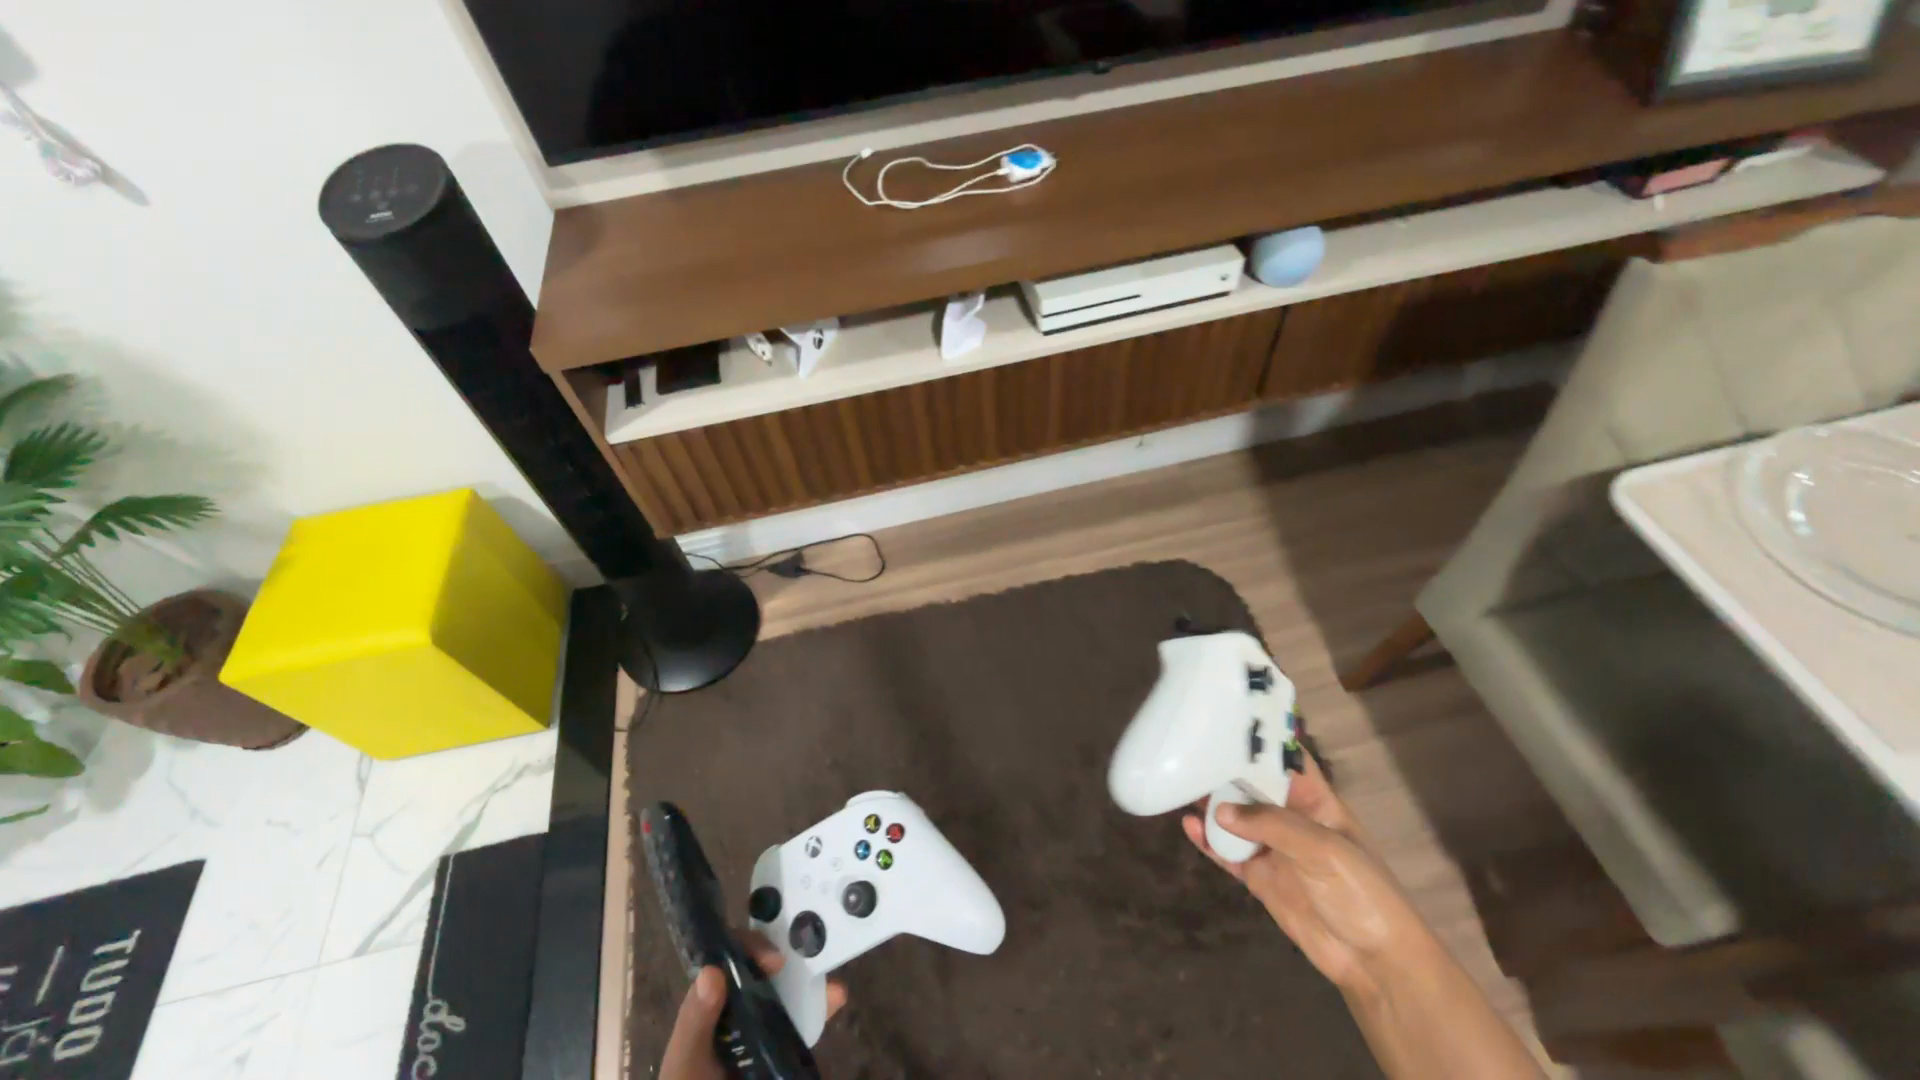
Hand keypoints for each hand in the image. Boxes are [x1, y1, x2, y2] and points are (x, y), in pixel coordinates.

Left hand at [659, 933, 847, 1079]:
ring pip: (789, 988)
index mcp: (712, 998)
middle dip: (793, 953)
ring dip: (811, 977)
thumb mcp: (686, 1056)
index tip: (775, 961)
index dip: (753, 947)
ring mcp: (761, 1023)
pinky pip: (803, 1019)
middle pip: (766, 965)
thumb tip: (711, 972)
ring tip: (834, 983)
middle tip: (814, 954)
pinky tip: (836, 998)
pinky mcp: (780, 1044)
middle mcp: (738, 1002)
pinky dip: (821, 1006)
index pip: (732, 955)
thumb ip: (696, 1021)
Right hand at [1182, 755, 1427, 994]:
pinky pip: (1228, 853)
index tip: (1228, 721)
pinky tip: (1189, 826)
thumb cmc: (1361, 892)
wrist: (1373, 959)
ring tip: (1180, 783)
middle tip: (1190, 750)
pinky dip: (1208, 841)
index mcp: (1318, 803)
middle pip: (1254, 788)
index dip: (1263, 741)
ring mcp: (1275, 850)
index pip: (1288, 762)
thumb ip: (1272, 825)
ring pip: (1236, 819)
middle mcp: (1293, 820)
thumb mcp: (1323, 849)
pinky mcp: (1260, 878)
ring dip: (1212, 804)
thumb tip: (1219, 811)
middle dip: (1226, 770)